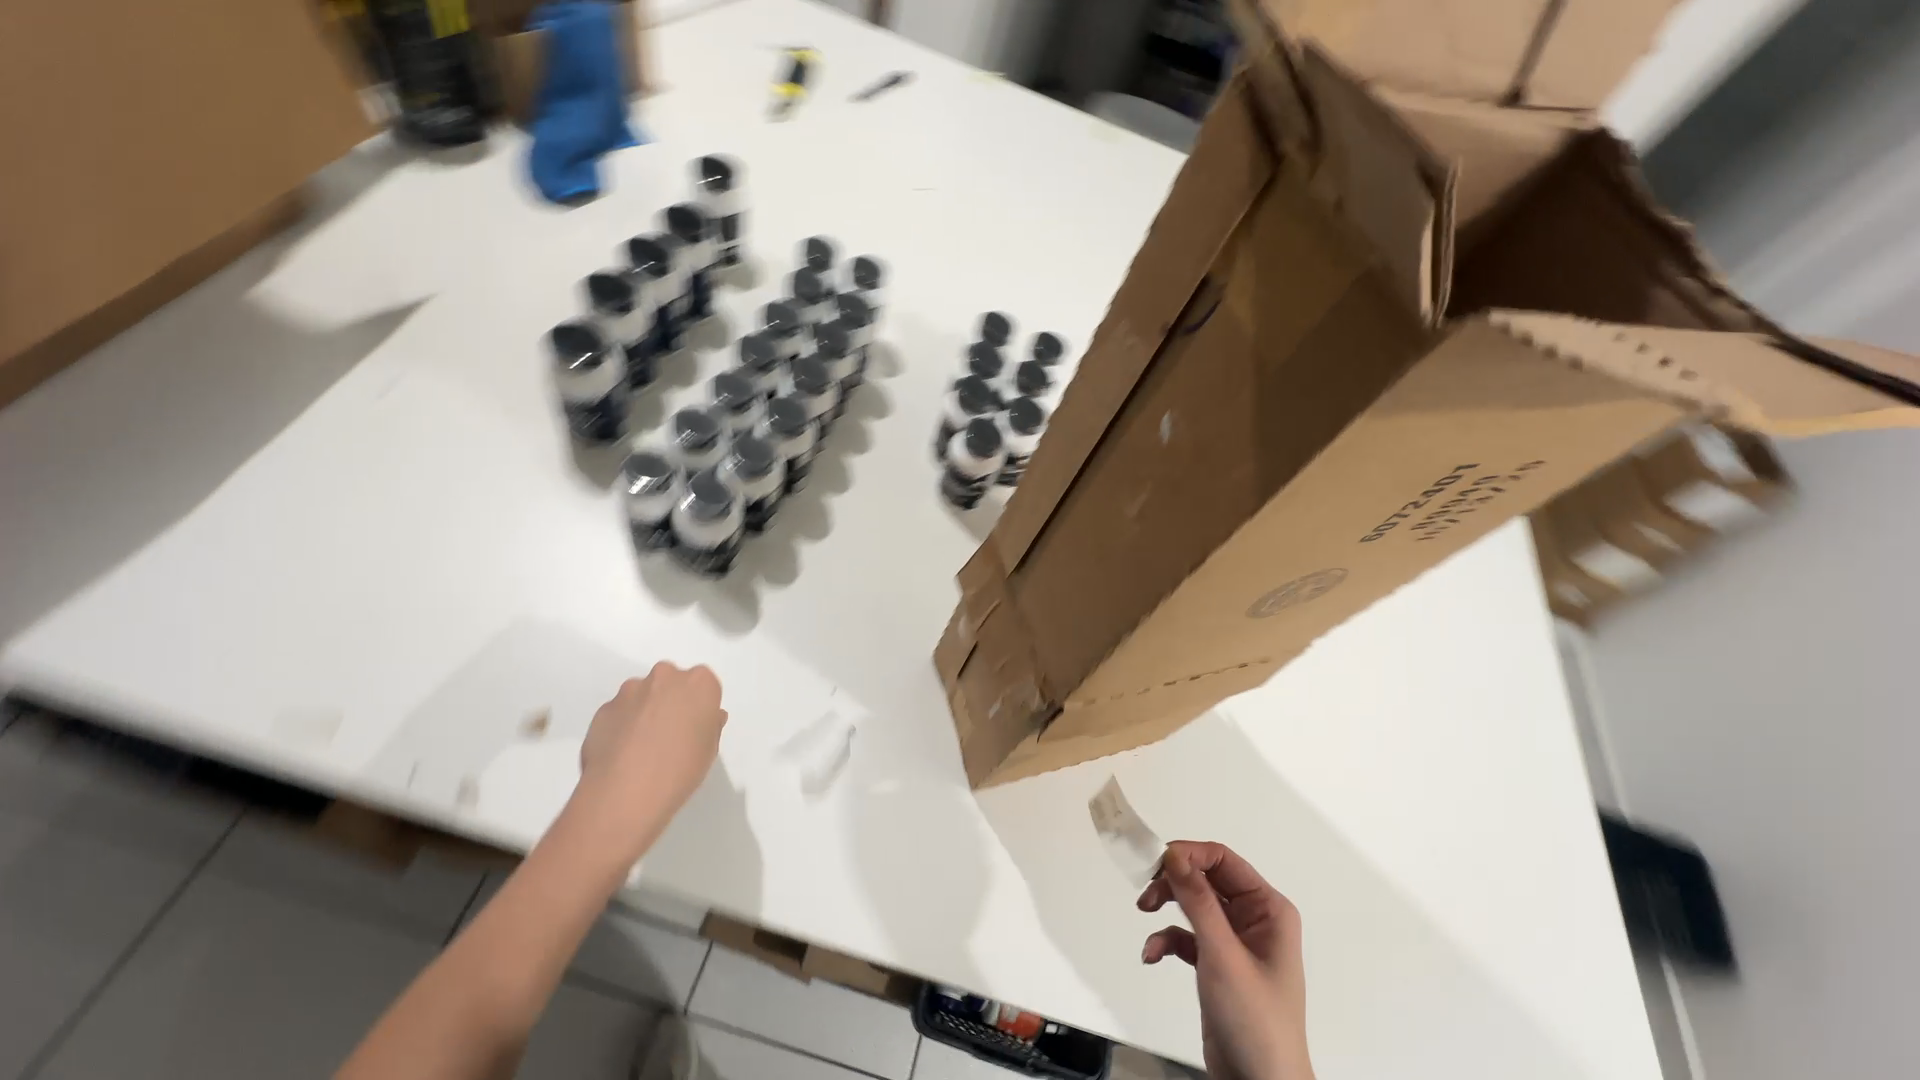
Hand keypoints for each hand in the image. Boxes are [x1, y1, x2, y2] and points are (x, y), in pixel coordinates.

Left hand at [572, 664, 726, 857]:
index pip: (704, 685)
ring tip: (642, 748)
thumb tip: (705, 717)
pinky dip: (622, 725)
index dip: (699, 707)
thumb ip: (709, 725)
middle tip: (670, 735)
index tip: (694, 728)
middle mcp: (664, 677)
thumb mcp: (709, 751)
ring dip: (644, 712)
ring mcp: (630, 691)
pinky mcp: (604, 708)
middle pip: (671, 682)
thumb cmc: (680, 770)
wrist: (625, 793)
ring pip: (642, 695)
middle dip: (670, 701)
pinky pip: (619, 712)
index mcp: (699, 683)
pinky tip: (622, 754)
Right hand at [1138, 841, 1311, 1079]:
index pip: (1224, 860)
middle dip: (1173, 883)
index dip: (1188, 854)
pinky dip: (1167, 941)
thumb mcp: (1222, 955)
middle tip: (1145, 893)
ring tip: (1144, 916)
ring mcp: (1235, 942)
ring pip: (1192, 906)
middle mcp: (1254, 918)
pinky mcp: (1217, 964)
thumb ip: (1197, 901)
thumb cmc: (1253, 1018)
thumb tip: (1174, 854)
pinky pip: (1187, 937)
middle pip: (1205, 879)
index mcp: (1268, 909)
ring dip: (1166, 910)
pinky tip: (1152, 956)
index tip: (1154, 862)